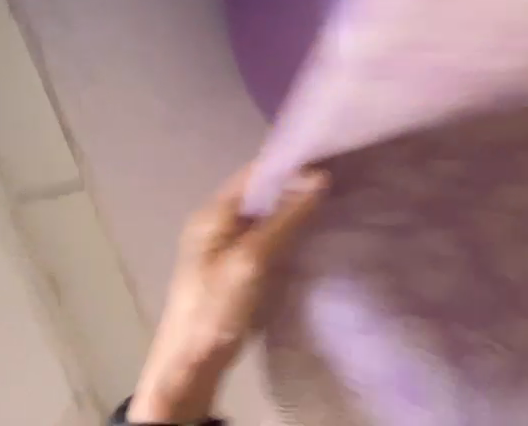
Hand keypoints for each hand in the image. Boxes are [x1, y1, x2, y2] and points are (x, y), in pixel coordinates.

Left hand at [128, 164, 329, 423]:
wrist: (189, 370)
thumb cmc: (215, 309)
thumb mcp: (252, 259)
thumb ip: (287, 216)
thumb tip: (321, 177)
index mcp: (213, 213)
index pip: (257, 171)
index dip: (291, 162)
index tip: (329, 156)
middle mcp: (219, 221)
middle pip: (264, 190)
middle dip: (298, 182)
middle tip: (338, 175)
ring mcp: (228, 243)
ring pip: (269, 212)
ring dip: (297, 205)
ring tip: (334, 195)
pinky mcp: (240, 263)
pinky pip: (270, 232)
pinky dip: (292, 226)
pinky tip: (316, 226)